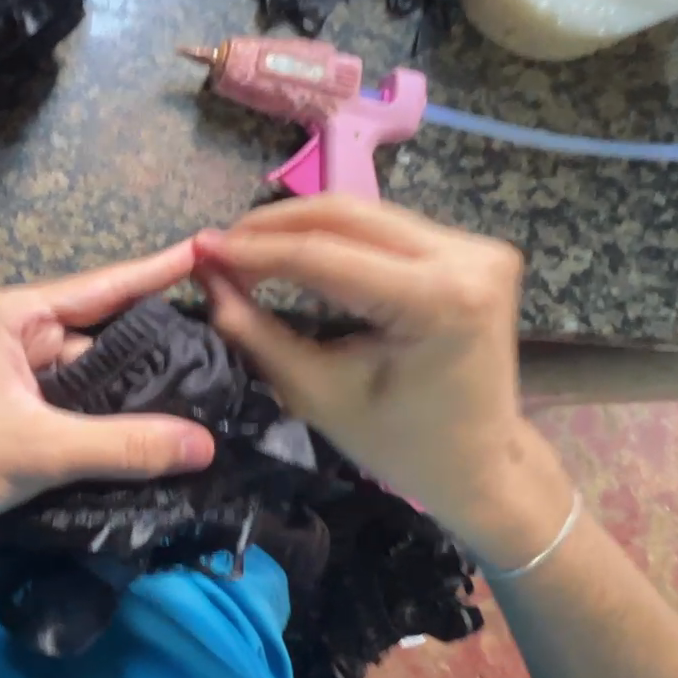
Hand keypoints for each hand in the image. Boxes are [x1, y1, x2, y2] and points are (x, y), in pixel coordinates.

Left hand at [0, 243, 216, 545]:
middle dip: (159, 342)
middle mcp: (20, 331)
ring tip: (211, 391)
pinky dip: (113, 412)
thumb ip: (122, 446)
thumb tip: (205, 444)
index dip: (157, 269)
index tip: (211, 248)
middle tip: (232, 346)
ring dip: (139, 387)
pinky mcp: (24, 404)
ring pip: (96, 371)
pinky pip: (81, 400)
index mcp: (14, 316)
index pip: (101, 285)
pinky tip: (160, 425)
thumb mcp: (39, 450)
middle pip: (105, 330)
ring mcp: (21, 368)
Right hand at [192, 196, 570, 562]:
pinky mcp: (468, 249)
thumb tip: (205, 278)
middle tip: (216, 247)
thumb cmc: (396, 442)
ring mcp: (474, 247)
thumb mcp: (313, 392)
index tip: (198, 250)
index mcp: (437, 300)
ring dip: (294, 227)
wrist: (479, 463)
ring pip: (361, 213)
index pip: (323, 255)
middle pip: (344, 215)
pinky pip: (380, 228)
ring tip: (241, 250)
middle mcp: (466, 257)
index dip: (252, 250)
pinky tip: (287, 252)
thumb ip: (255, 332)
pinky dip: (326, 236)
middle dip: (269, 227)